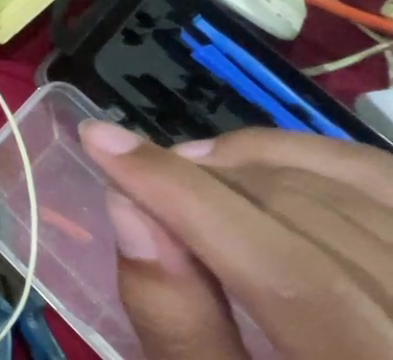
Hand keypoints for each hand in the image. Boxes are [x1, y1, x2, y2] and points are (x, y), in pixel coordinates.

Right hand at [81, 121, 392, 358]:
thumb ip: (177, 322)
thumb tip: (125, 205)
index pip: (287, 274)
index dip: (184, 197)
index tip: (99, 141)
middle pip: (317, 222)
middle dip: (208, 178)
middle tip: (140, 172)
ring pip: (361, 188)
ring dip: (257, 162)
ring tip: (195, 170)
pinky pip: (391, 178)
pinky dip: (321, 156)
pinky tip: (264, 165)